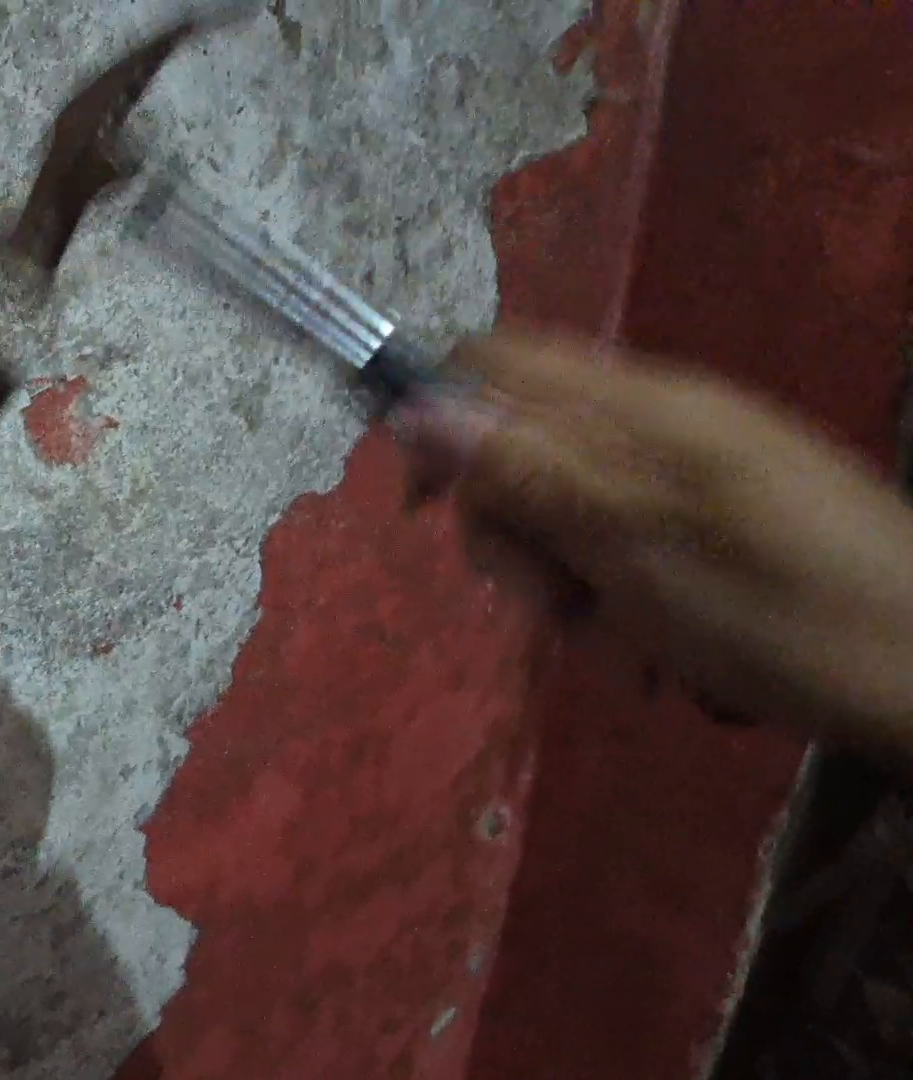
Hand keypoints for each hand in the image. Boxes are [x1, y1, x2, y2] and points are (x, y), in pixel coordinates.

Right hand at [394, 329, 912, 754]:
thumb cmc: (783, 614)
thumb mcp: (630, 541)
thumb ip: (521, 468)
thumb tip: (413, 411)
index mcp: (633, 408)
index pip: (491, 361)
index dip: (435, 414)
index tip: (427, 500)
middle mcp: (643, 423)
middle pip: (505, 447)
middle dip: (503, 529)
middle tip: (542, 595)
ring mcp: (668, 469)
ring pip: (542, 503)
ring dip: (548, 574)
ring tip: (601, 632)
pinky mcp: (686, 513)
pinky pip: (592, 535)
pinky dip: (593, 589)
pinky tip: (634, 636)